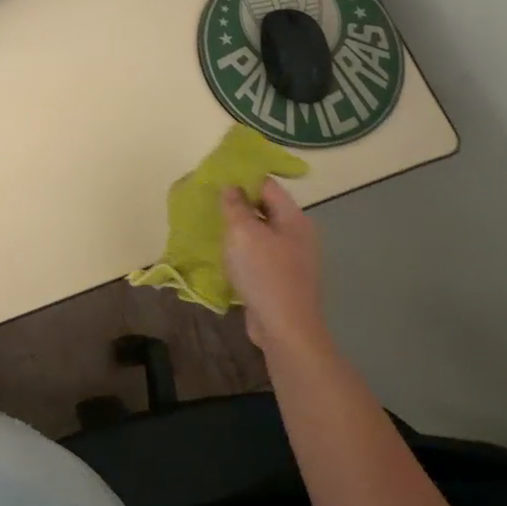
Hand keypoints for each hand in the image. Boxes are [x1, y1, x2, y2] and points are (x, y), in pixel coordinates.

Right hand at [220, 180, 327, 354]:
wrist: (285, 327)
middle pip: (265, 209)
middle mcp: (298, 234)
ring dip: (238, 229)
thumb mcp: (243, 234)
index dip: (242, 178)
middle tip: (208, 202)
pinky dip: (243, 250)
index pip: (267, 186)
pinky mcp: (283, 278)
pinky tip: (224, 255)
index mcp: (294, 219)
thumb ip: (235, 206)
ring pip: (261, 233)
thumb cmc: (265, 274)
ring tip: (211, 227)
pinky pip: (260, 254)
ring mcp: (293, 258)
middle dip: (238, 204)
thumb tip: (230, 186)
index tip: (215, 178)